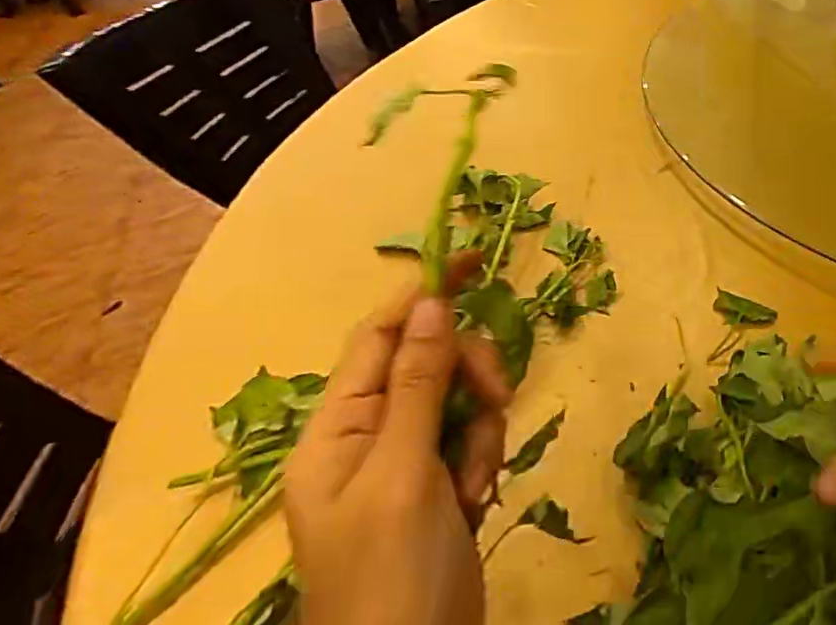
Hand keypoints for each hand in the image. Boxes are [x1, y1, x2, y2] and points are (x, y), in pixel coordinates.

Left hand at [284, 274, 511, 624]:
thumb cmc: (392, 574)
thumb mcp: (405, 471)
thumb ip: (419, 382)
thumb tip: (431, 301)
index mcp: (338, 427)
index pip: (379, 335)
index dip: (422, 293)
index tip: (469, 260)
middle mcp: (368, 434)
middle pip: (428, 361)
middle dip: (468, 373)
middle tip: (497, 397)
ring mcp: (407, 459)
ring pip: (459, 397)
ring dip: (481, 426)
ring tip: (476, 480)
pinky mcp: (440, 481)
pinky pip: (472, 436)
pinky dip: (483, 457)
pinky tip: (478, 499)